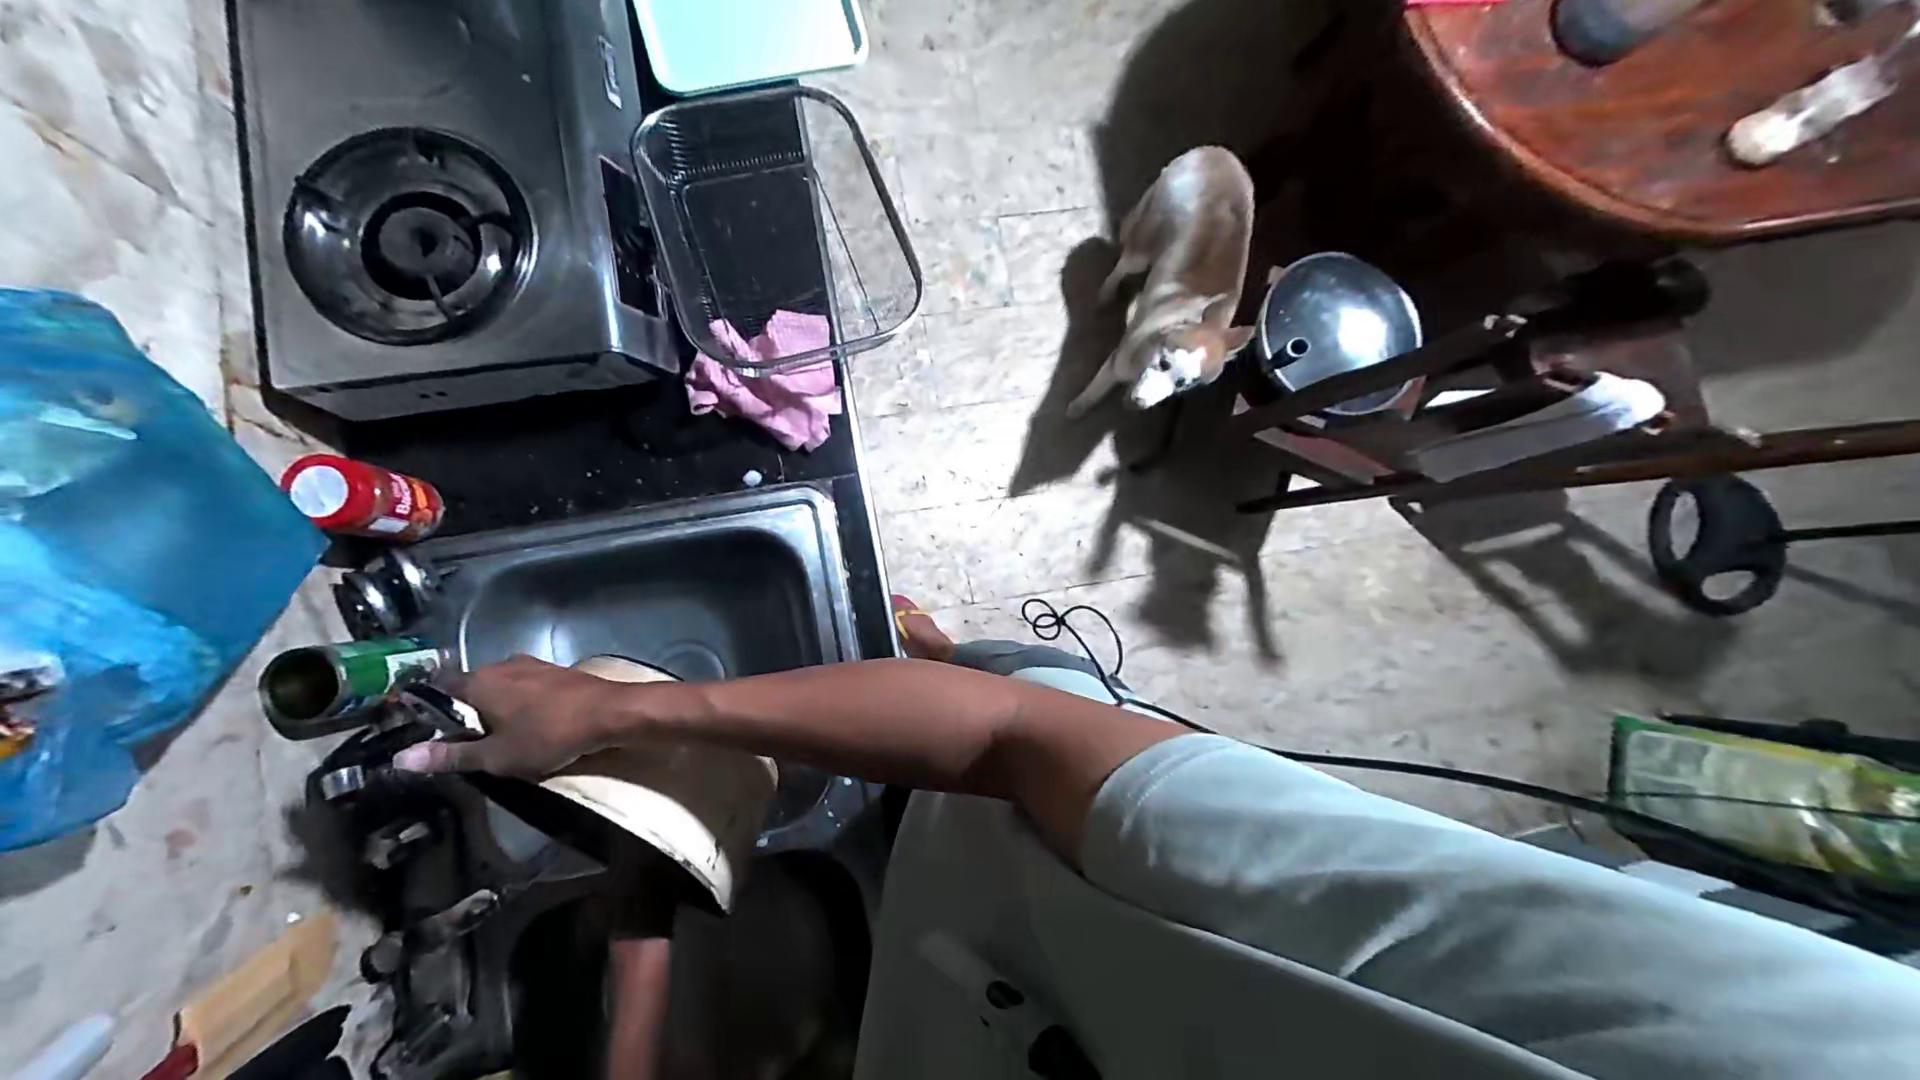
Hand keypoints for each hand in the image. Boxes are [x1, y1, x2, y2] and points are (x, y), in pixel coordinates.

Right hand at [392, 655, 631, 777]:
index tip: (416, 724)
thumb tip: (400, 758)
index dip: (423, 704)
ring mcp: (535, 666)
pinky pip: (527, 687)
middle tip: (457, 740)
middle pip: (470, 685)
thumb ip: (450, 756)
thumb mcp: (496, 755)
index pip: (437, 685)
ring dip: (494, 707)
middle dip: (462, 709)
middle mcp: (504, 665)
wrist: (613, 712)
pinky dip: (520, 703)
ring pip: (501, 686)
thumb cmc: (550, 734)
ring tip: (493, 735)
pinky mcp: (559, 673)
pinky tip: (527, 722)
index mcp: (481, 681)